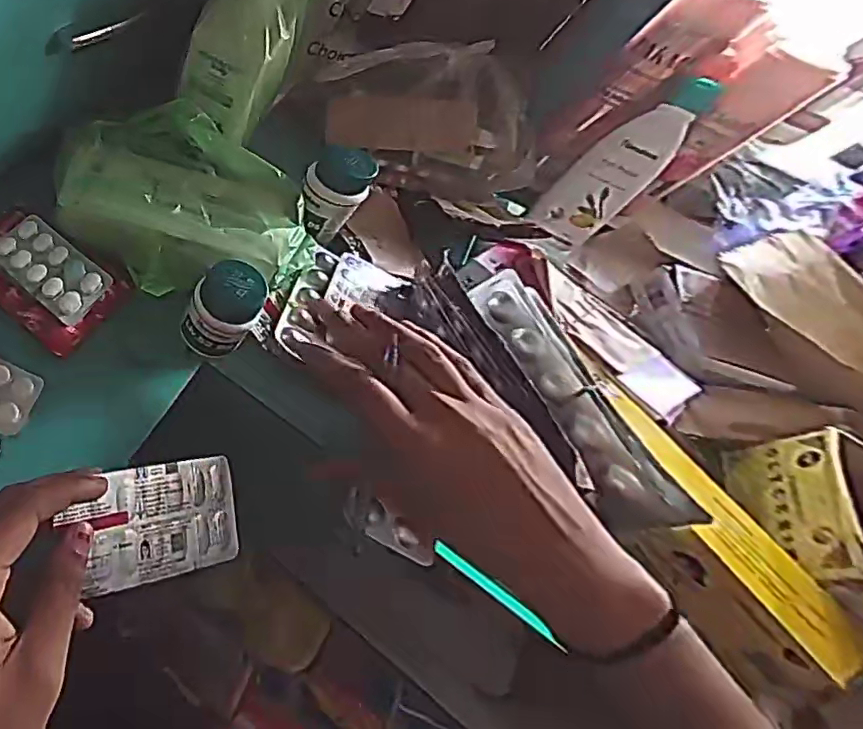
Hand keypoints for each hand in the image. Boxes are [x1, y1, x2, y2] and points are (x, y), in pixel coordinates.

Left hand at [0, 471, 106, 728]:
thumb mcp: (39, 665)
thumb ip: (61, 591)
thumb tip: (80, 535)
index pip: (20, 510)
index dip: (63, 489)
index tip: (97, 484)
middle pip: (5, 509)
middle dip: (53, 494)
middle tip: (94, 489)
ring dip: (42, 521)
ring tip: (83, 521)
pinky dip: (25, 553)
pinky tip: (59, 577)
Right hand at [287, 304, 669, 654]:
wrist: (562, 556)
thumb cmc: (482, 546)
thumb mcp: (414, 511)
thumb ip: (364, 478)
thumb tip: (319, 471)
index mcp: (415, 442)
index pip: (358, 385)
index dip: (323, 358)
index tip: (300, 340)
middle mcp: (442, 411)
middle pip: (385, 356)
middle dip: (346, 327)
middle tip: (322, 306)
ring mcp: (474, 402)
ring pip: (422, 349)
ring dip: (386, 325)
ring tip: (360, 308)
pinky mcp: (500, 402)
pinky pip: (457, 361)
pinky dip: (429, 342)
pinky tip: (415, 333)